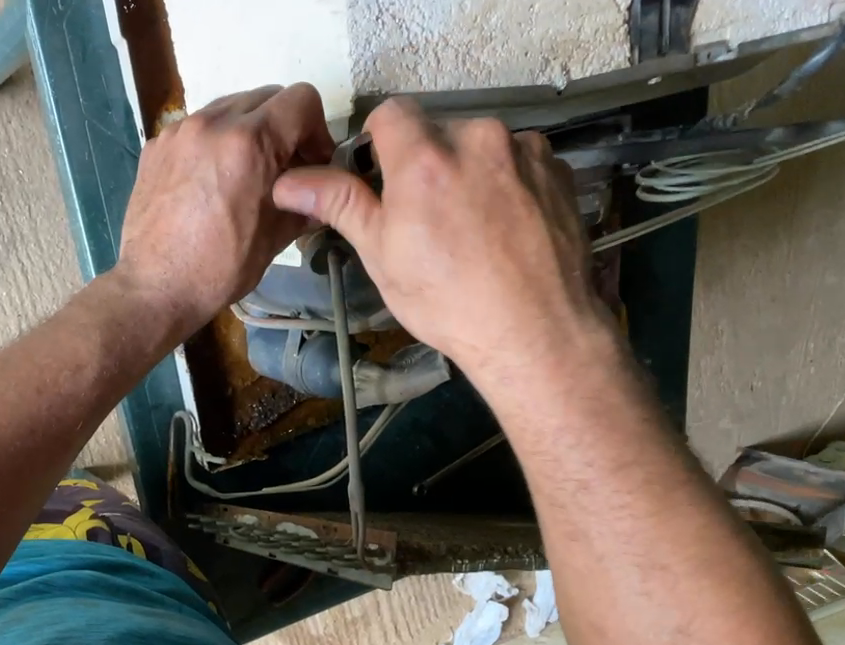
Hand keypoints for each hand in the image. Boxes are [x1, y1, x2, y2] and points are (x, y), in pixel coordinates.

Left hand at [115, 84, 336, 331]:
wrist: (155, 288)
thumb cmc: (218, 270)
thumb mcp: (273, 240)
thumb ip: (303, 205)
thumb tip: (320, 195)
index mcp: (250, 142)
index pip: (302, 100)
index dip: (316, 129)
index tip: (312, 161)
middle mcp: (213, 123)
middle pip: (266, 98)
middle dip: (282, 128)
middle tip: (281, 170)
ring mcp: (179, 131)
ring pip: (228, 109)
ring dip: (245, 132)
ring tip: (242, 175)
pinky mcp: (156, 146)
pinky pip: (195, 129)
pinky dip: (211, 145)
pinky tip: (208, 184)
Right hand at [272, 100, 618, 386]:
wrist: (531, 330)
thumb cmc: (445, 301)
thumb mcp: (381, 256)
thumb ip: (340, 204)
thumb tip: (287, 181)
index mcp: (425, 158)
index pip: (390, 113)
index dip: (378, 144)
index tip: (381, 182)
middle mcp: (478, 138)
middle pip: (437, 132)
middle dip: (425, 165)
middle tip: (425, 222)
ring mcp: (524, 151)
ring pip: (479, 148)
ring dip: (467, 174)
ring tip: (469, 230)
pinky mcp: (556, 170)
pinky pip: (517, 163)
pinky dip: (504, 185)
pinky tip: (503, 230)